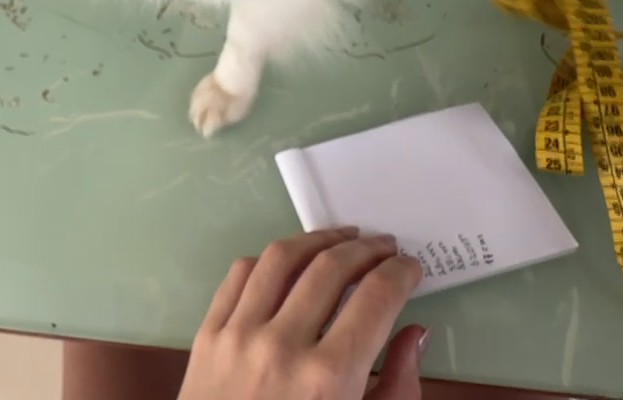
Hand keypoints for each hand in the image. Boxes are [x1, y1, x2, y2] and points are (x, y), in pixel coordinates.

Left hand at [179, 228, 427, 399]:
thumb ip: (397, 389)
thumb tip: (414, 332)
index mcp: (329, 381)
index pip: (374, 301)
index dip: (398, 275)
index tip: (411, 266)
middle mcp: (282, 346)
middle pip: (330, 269)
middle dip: (365, 250)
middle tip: (385, 245)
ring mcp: (238, 334)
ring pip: (282, 258)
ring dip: (317, 240)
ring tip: (344, 237)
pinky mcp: (208, 331)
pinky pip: (240, 274)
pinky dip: (270, 259)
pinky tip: (291, 259)